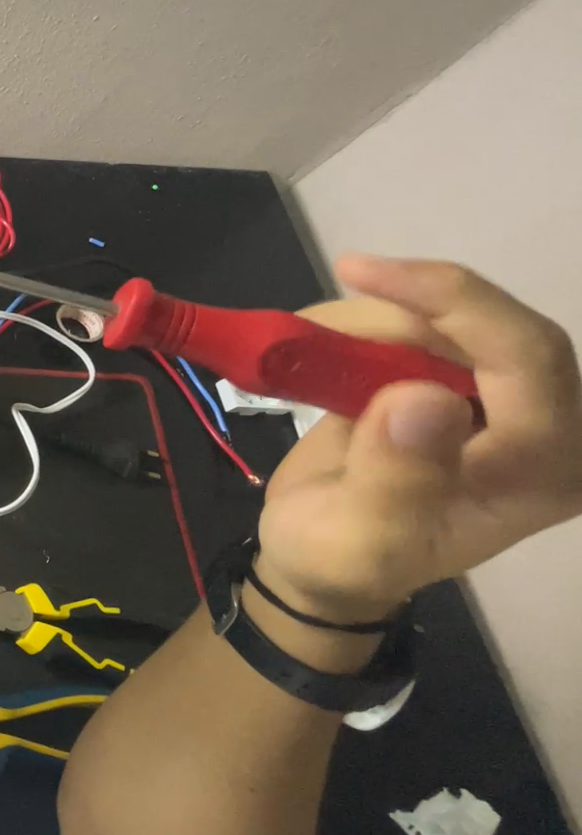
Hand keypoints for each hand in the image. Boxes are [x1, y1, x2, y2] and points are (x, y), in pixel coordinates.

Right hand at [254, 255, 581, 620]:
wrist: (318, 562)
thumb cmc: (340, 558)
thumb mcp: (362, 536)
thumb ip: (399, 477)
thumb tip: (422, 396)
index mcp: (543, 469)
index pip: (528, 360)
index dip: (456, 302)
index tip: (361, 272)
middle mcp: (539, 430)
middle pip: (490, 332)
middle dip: (398, 310)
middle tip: (303, 324)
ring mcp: (492, 410)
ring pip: (448, 325)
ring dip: (366, 320)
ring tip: (292, 347)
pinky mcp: (446, 395)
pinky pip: (417, 337)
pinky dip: (357, 328)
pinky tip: (311, 347)